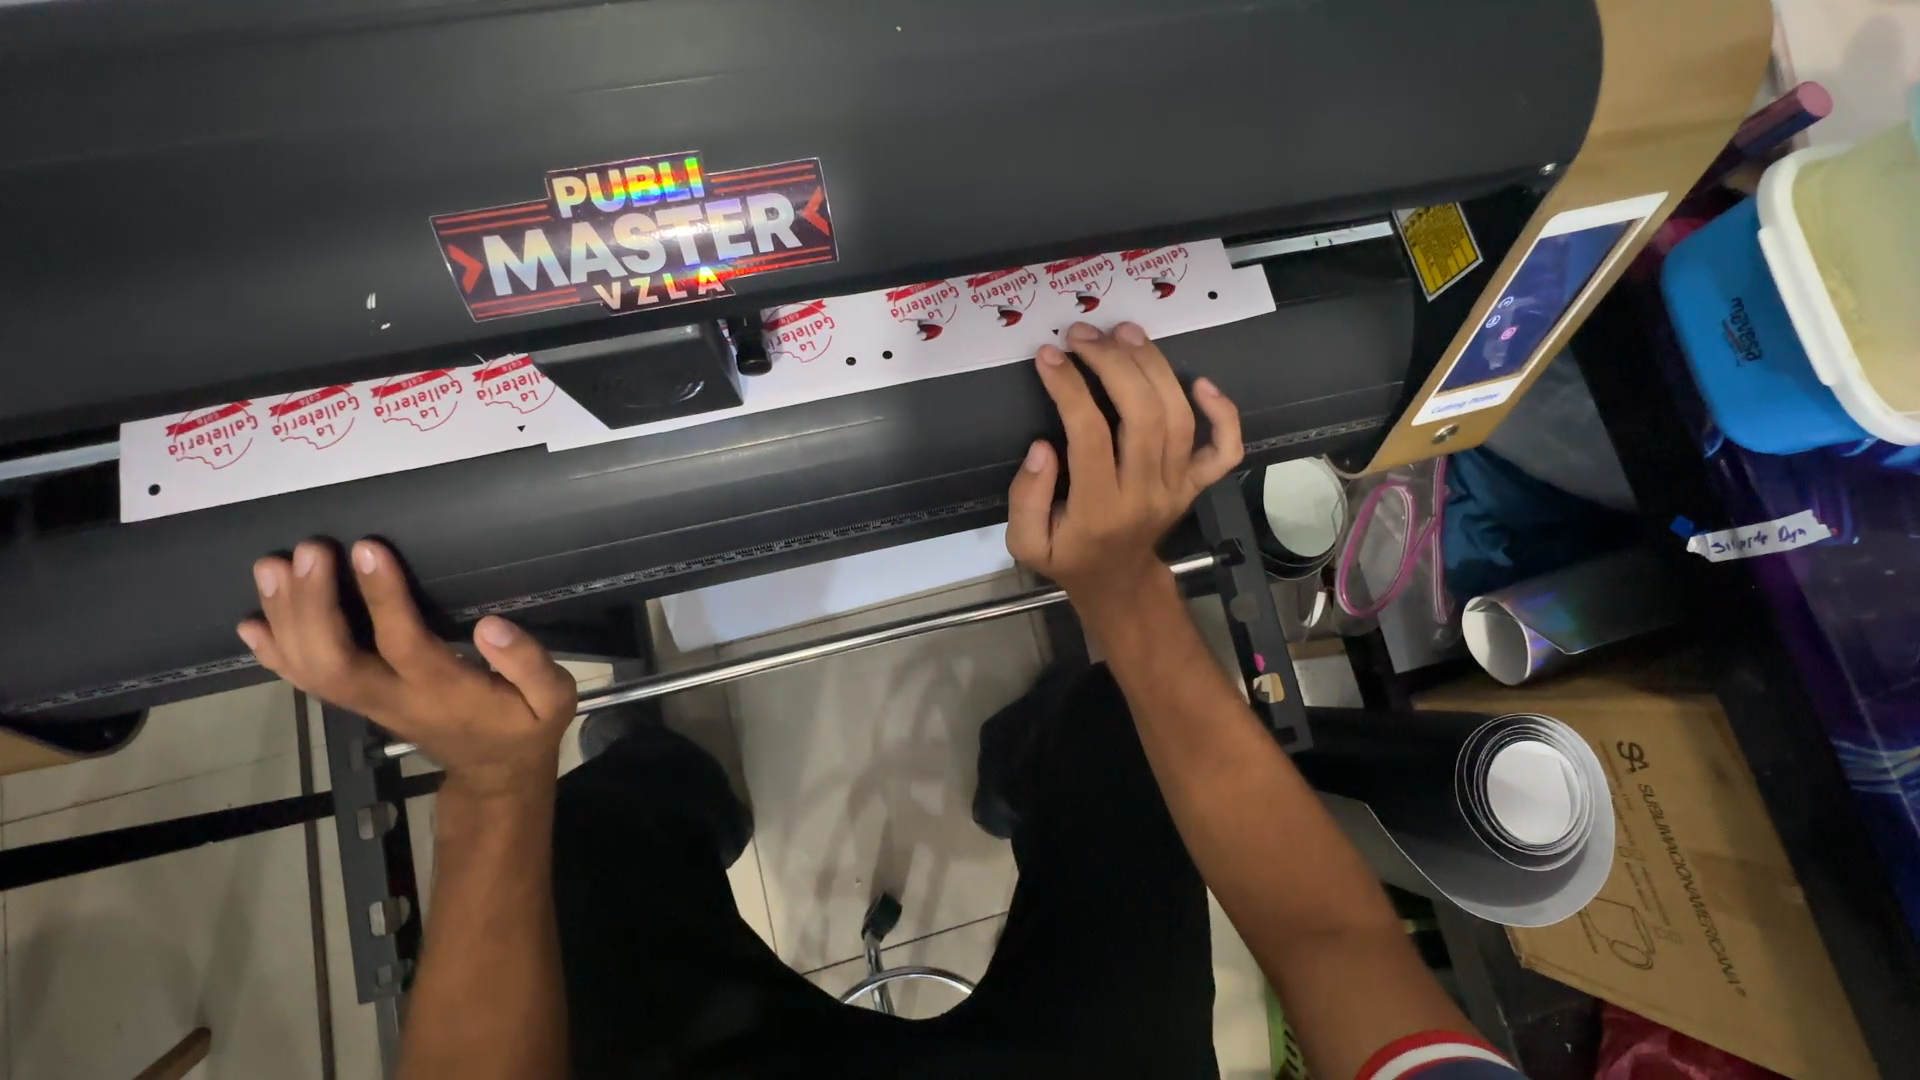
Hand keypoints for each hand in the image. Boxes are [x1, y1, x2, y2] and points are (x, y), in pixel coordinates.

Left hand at [236, 539, 577, 801]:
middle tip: (307, 552)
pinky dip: (274, 651)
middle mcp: (395, 699)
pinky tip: (254, 622)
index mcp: (446, 692)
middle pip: (335, 659)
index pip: (404, 644)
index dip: (382, 598)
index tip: (368, 549)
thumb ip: (528, 664)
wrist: (494, 773)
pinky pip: (307, 680)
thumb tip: (491, 626)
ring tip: (273, 567)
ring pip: (312, 667)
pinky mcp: (361, 703)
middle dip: (313, 604)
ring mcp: (370, 704)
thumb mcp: (553, 699)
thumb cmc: (525, 726)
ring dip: (287, 617)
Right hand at [1007, 321, 1242, 625]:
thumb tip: (1042, 448)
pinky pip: (1224, 447)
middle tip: (1082, 334)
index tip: (1048, 356)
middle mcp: (1146, 494)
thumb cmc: (1069, 557)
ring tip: (1123, 333)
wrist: (1118, 582)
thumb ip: (1027, 498)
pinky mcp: (1196, 483)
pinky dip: (1222, 412)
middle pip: (1143, 415)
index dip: (1069, 387)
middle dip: (1113, 363)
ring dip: (1153, 367)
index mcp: (1100, 509)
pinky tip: (1200, 382)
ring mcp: (1178, 487)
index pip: (1089, 435)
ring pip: (1179, 417)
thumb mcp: (1026, 543)